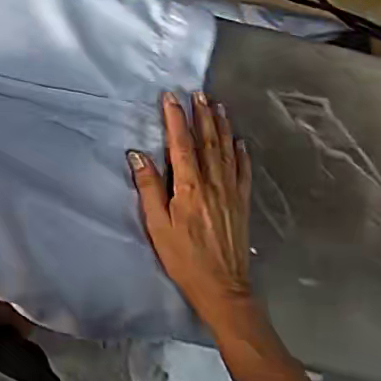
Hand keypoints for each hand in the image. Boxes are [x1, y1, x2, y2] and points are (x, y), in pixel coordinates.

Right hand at [130, 91, 254, 325]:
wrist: (223, 287)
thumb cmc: (184, 258)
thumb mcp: (157, 226)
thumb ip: (148, 188)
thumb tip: (138, 155)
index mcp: (189, 186)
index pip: (181, 143)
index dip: (175, 118)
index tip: (171, 97)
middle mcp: (213, 181)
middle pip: (207, 140)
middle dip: (201, 114)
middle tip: (198, 93)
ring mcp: (231, 190)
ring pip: (226, 149)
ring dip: (221, 125)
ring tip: (218, 106)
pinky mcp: (243, 201)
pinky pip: (243, 170)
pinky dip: (241, 152)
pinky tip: (240, 141)